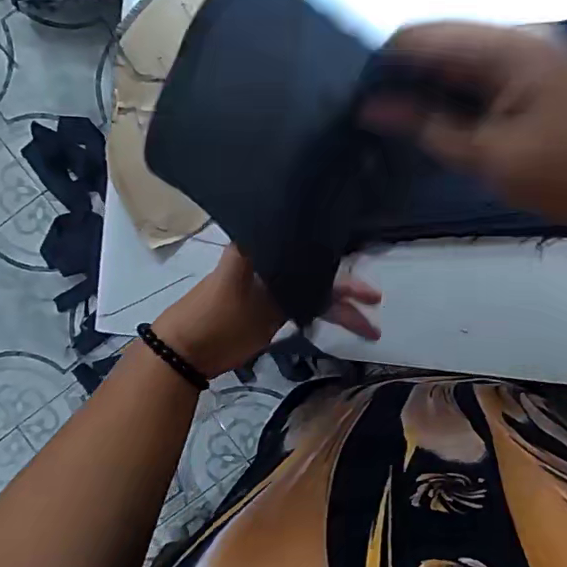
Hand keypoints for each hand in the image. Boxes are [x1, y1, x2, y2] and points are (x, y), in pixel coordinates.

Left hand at [151, 245, 381, 378]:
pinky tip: (355, 326)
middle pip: (320, 270)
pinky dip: (334, 318)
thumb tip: (281, 215)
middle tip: (376, 296)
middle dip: (349, 284)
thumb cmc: (211, 311)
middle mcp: (277, 267)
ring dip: (346, 308)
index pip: (306, 242)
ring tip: (374, 327)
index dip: (332, 243)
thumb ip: (253, 250)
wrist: (190, 351)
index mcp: (266, 252)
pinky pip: (314, 311)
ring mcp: (280, 292)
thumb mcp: (232, 278)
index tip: (361, 245)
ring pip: (321, 295)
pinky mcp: (280, 314)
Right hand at [360, 21, 566, 230]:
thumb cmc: (561, 175)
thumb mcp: (488, 155)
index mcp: (510, 47)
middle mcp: (521, 39)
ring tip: (393, 116)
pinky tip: (434, 118)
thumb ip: (428, 127)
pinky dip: (457, 96)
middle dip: (406, 75)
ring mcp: (532, 58)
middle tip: (370, 110)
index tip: (354, 92)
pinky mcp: (537, 79)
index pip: (427, 36)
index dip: (387, 60)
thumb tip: (372, 108)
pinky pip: (484, 78)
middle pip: (444, 44)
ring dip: (430, 87)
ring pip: (462, 63)